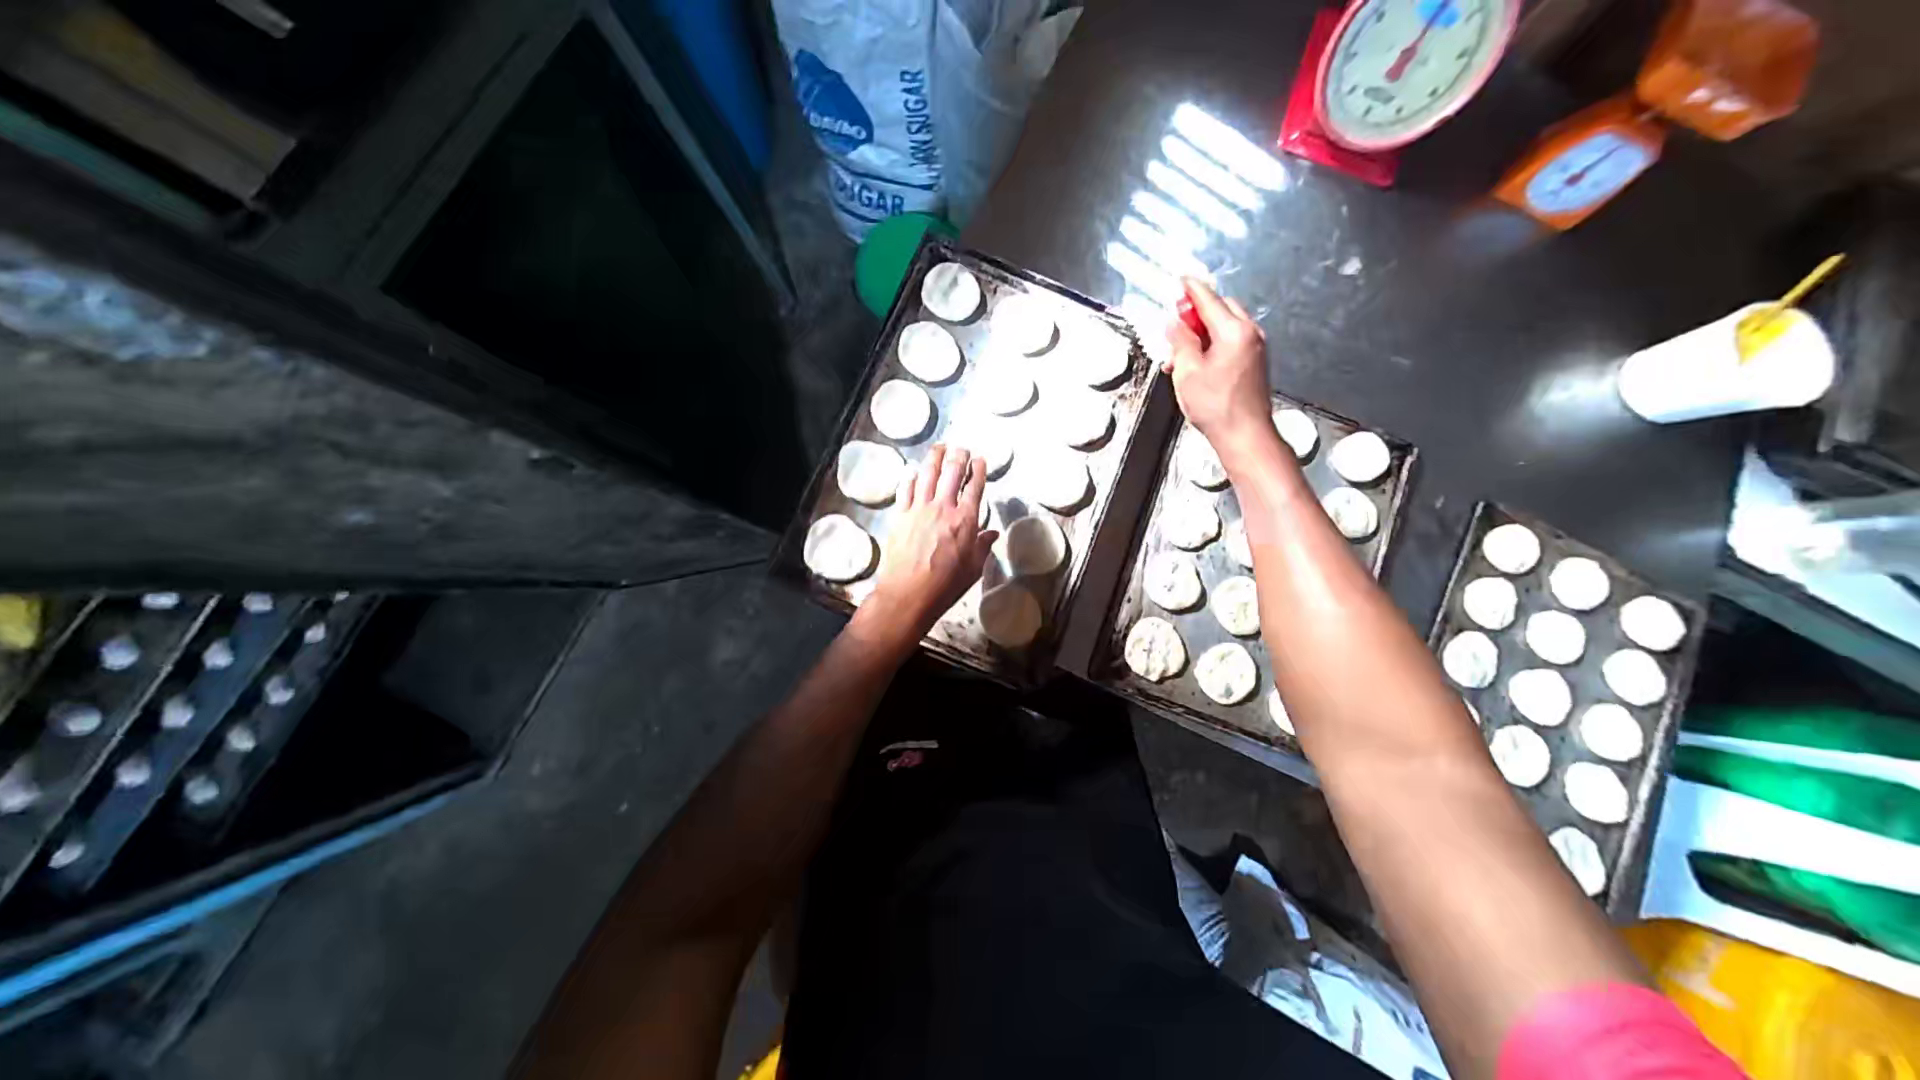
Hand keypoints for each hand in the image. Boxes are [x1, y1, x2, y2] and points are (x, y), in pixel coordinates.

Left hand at [856, 445, 997, 652]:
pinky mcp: (900, 516)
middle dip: (959, 456)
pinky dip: (910, 478)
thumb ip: (982, 546)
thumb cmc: (945, 584)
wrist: (909, 593)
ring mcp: (919, 510)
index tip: (980, 460)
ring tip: (940, 447)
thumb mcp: (973, 568)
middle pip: (951, 473)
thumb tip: (991, 534)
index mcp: (965, 520)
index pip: (974, 487)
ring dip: (935, 458)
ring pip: (927, 474)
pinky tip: (913, 472)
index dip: (978, 470)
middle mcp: (943, 508)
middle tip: (961, 448)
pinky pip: (905, 490)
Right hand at [1165, 278, 1273, 459]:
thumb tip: (1175, 323)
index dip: (1191, 289)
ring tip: (1180, 353)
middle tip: (1175, 323)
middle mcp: (1250, 334)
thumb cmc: (1217, 407)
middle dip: (1196, 313)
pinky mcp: (1255, 362)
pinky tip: (1197, 362)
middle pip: (1221, 309)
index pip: (1209, 300)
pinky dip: (1213, 343)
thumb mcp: (1187, 371)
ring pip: (1226, 326)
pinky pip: (1232, 341)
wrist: (1245, 435)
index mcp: (1234, 331)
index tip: (1181, 280)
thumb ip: (1180, 341)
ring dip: (1202, 332)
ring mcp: (1256, 348)